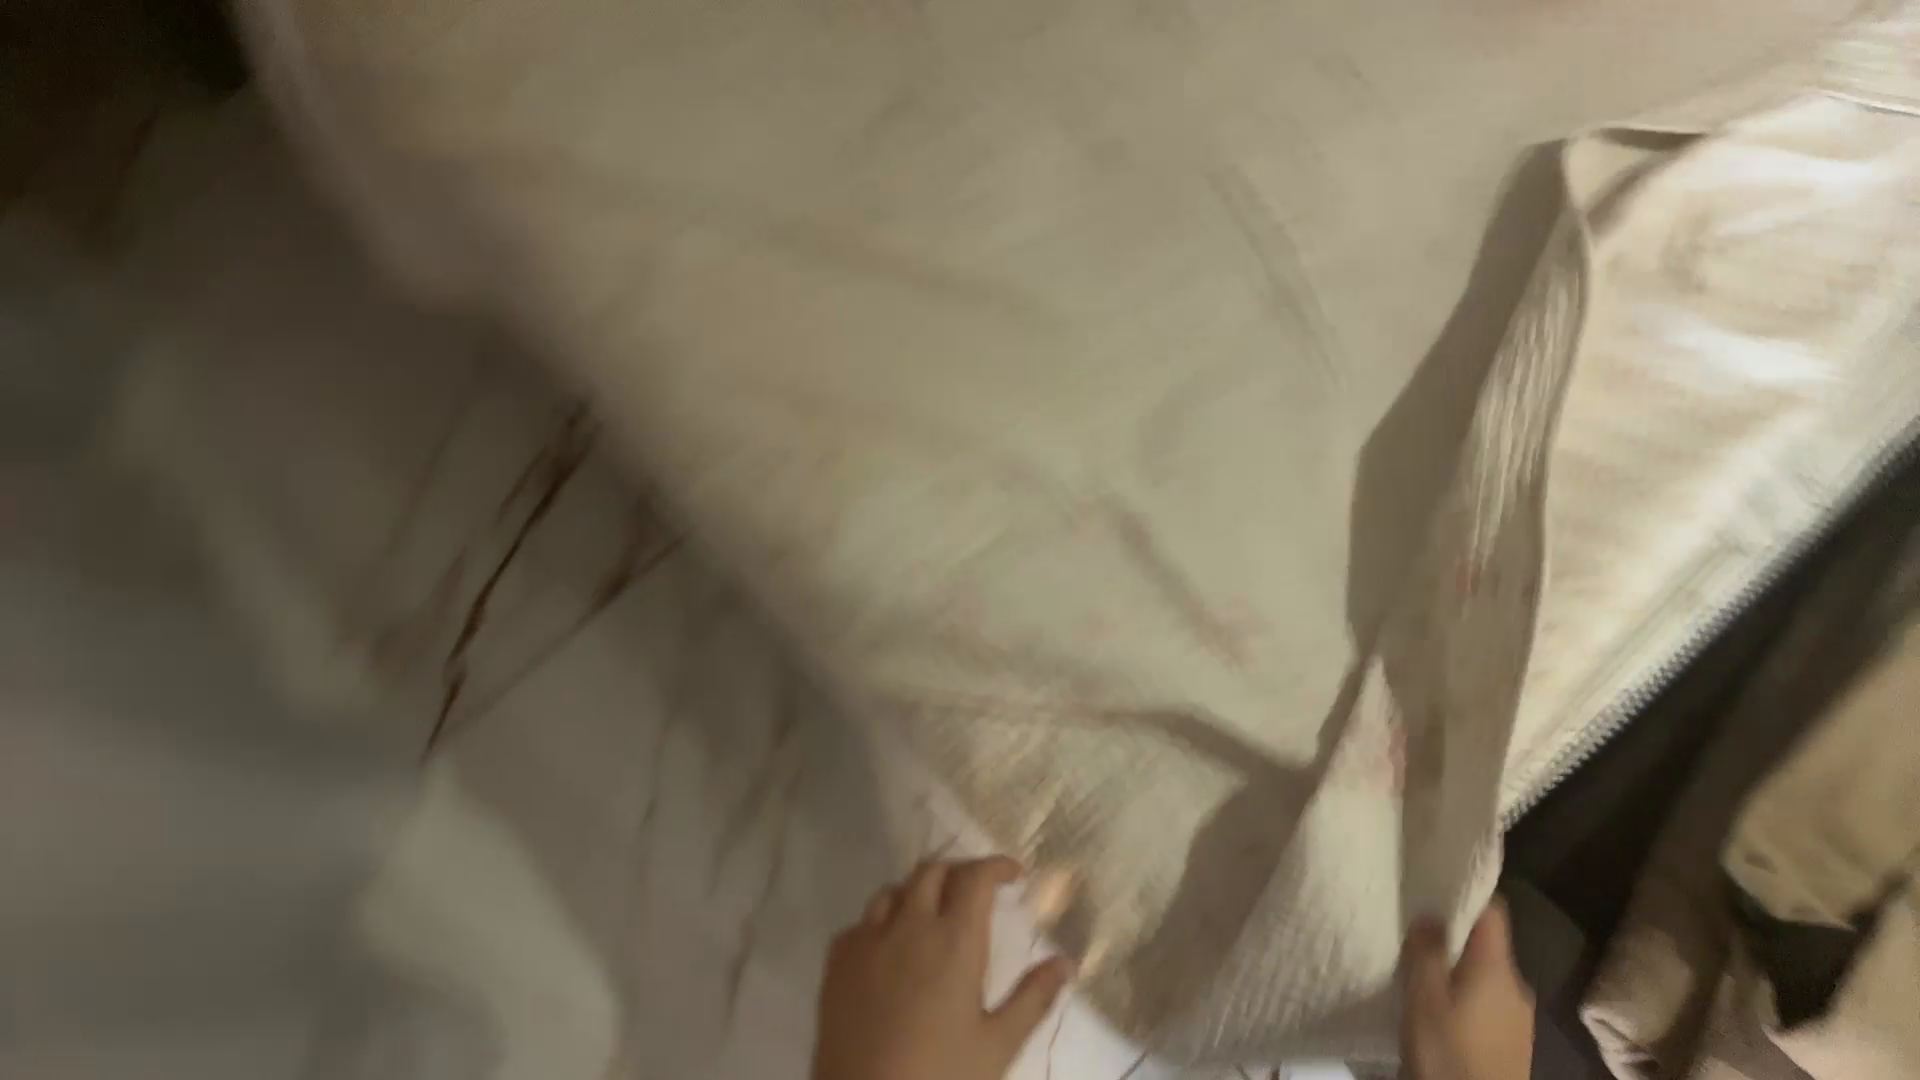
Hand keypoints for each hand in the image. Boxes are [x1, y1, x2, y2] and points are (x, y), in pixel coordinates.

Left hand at [813, 856, 1074, 1079]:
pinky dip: (883, 921)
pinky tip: (890, 948)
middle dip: (959, 872)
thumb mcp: (997, 1046)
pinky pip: (861, 921)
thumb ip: (1033, 998)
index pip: (976, 876)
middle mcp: (909, 925)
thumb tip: (1067, 962)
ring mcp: (868, 939)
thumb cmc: (940, 1077)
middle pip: (933, 871)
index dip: (996, 865)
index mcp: (955, 940)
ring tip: (933, 916)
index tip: (1013, 874)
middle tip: (977, 893)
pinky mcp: (837, 961)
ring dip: (918, 892)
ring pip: (894, 889)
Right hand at [1399, 900, 1534, 1079]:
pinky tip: (1437, 1006)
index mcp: (1498, 968)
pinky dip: (1463, 994)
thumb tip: (1431, 913)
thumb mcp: (1424, 995)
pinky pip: (1486, 1001)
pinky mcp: (1512, 1044)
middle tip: (1413, 927)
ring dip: (1456, 967)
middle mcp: (1516, 987)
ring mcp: (1518, 1019)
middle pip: (1486, 945)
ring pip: (1484, 975)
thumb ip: (1426, 950)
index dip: (1466, 893)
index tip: (1435, 881)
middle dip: (1453, 933)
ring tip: (1419, 967)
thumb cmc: (1447, 1052)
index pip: (1492, 912)